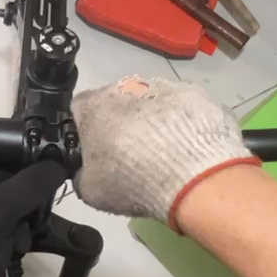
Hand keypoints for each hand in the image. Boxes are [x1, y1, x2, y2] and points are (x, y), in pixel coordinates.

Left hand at [0, 155, 66, 276]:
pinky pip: (3, 221)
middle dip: (24, 193)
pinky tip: (19, 245)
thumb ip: (29, 185)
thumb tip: (57, 163)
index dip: (18, 152)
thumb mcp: (0, 214)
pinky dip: (16, 231)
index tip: (47, 162)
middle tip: (37, 208)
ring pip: (7, 199)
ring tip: (23, 234)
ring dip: (23, 216)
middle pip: (2, 174)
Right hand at [71, 76, 258, 228]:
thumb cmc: (132, 181)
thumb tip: (87, 172)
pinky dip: (184, 122)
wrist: (195, 178)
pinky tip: (190, 147)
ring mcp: (164, 85)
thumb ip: (82, 174)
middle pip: (117, 102)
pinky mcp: (197, 92)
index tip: (98, 150)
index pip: (80, 109)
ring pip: (152, 101)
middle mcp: (125, 86)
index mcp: (94, 106)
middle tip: (134, 155)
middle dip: (122, 123)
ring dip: (154, 120)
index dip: (87, 129)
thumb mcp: (90, 191)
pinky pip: (183, 106)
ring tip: (168, 153)